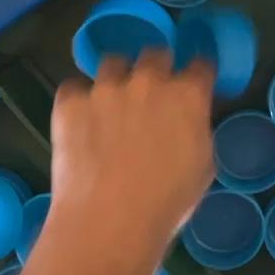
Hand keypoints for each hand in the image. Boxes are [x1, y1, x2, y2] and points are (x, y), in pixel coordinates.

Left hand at [45, 51, 214, 274]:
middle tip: (153, 92)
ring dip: (117, 77)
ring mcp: (106, 88)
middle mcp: (148, 81)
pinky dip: (80, 100)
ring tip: (112, 102)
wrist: (111, 219)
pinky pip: (74, 87)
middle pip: (156, 54)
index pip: (201, 65)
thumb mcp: (204, 165)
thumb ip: (197, 131)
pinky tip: (81, 120)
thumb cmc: (169, 201)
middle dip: (158, 67)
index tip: (195, 84)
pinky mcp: (70, 102)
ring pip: (113, 63)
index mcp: (188, 95)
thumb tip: (189, 123)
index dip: (198, 74)